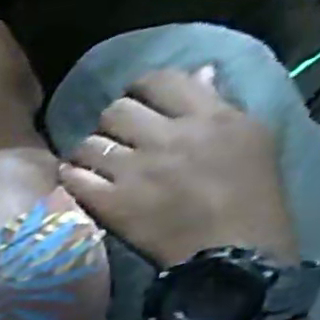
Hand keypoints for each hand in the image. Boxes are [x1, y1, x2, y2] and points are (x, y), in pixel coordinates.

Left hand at [59, 66, 296, 267]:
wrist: (231, 247)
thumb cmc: (249, 191)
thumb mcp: (249, 134)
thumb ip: (219, 102)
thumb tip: (199, 72)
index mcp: (207, 115)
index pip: (160, 81)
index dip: (141, 88)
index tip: (138, 102)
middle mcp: (166, 137)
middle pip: (116, 111)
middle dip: (111, 121)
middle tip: (115, 137)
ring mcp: (134, 171)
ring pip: (89, 143)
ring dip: (87, 150)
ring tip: (94, 161)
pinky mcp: (110, 202)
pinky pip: (74, 178)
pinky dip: (69, 175)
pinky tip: (75, 179)